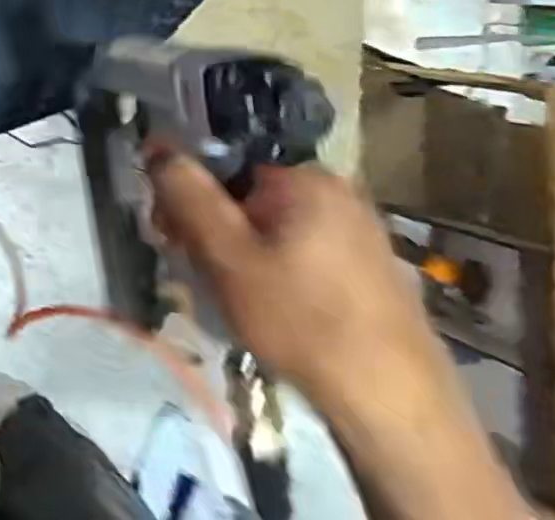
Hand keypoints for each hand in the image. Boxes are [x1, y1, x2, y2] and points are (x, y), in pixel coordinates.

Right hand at [151, 155, 437, 409]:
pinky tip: (267, 302)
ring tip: (227, 290)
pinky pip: (298, 245)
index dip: (187, 193)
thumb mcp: (226, 255)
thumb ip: (187, 195)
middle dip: (211, 222)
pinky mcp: (366, 264)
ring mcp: (357, 227)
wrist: (396, 407)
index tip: (170, 231)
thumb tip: (158, 148)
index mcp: (304, 176)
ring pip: (269, 222)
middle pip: (245, 191)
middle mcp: (336, 189)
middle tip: (194, 265)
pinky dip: (271, 263)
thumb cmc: (302, 321)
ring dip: (238, 247)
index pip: (221, 163)